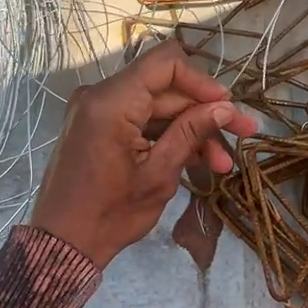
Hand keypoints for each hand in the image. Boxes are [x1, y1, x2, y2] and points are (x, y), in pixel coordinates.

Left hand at [29, 41, 258, 267]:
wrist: (63, 244)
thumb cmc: (110, 215)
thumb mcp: (159, 174)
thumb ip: (191, 133)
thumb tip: (225, 107)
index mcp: (110, 102)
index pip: (165, 64)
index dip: (202, 82)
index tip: (228, 108)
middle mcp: (99, 96)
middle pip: (165, 89)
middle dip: (204, 112)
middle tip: (243, 135)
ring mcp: (96, 111)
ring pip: (157, 107)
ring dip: (190, 130)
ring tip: (221, 164)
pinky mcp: (98, 128)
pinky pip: (140, 120)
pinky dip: (167, 136)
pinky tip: (196, 161)